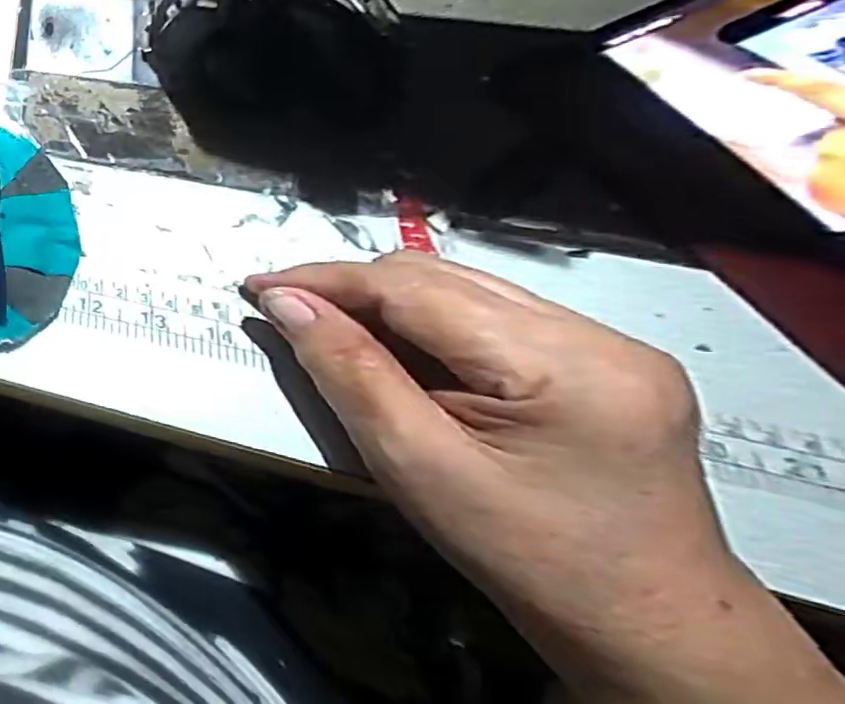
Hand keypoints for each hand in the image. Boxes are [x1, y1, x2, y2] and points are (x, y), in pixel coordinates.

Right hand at [246, 251, 843, 703]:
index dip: (326, 280)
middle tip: (289, 312)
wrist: (645, 630)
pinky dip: (423, 321)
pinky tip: (397, 351)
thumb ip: (346, 369)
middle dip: (350, 289)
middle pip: (436, 277)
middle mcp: (597, 337)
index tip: (260, 286)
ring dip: (383, 302)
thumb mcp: (414, 462)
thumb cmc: (525, 556)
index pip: (413, 287)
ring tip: (333, 329)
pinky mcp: (601, 360)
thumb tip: (284, 301)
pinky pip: (484, 312)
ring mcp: (608, 345)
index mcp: (565, 364)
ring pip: (457, 287)